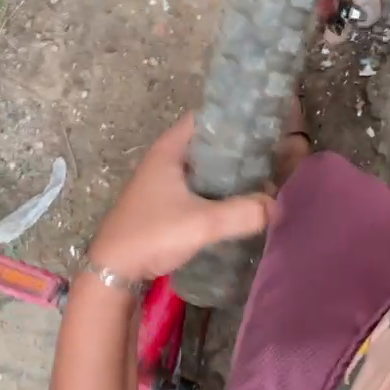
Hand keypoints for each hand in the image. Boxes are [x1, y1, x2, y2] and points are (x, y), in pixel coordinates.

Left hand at [86, 112, 274, 281]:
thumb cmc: (152, 234)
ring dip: (227, 168)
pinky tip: (238, 198)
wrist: (112, 272)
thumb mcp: (202, 224)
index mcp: (170, 149)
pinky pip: (198, 184)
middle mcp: (166, 158)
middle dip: (236, 145)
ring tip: (262, 172)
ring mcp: (163, 180)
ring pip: (203, 165)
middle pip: (207, 141)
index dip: (233, 116)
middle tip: (271, 150)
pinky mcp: (165, 201)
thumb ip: (242, 213)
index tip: (263, 123)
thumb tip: (276, 205)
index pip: (205, 117)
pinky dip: (217, 186)